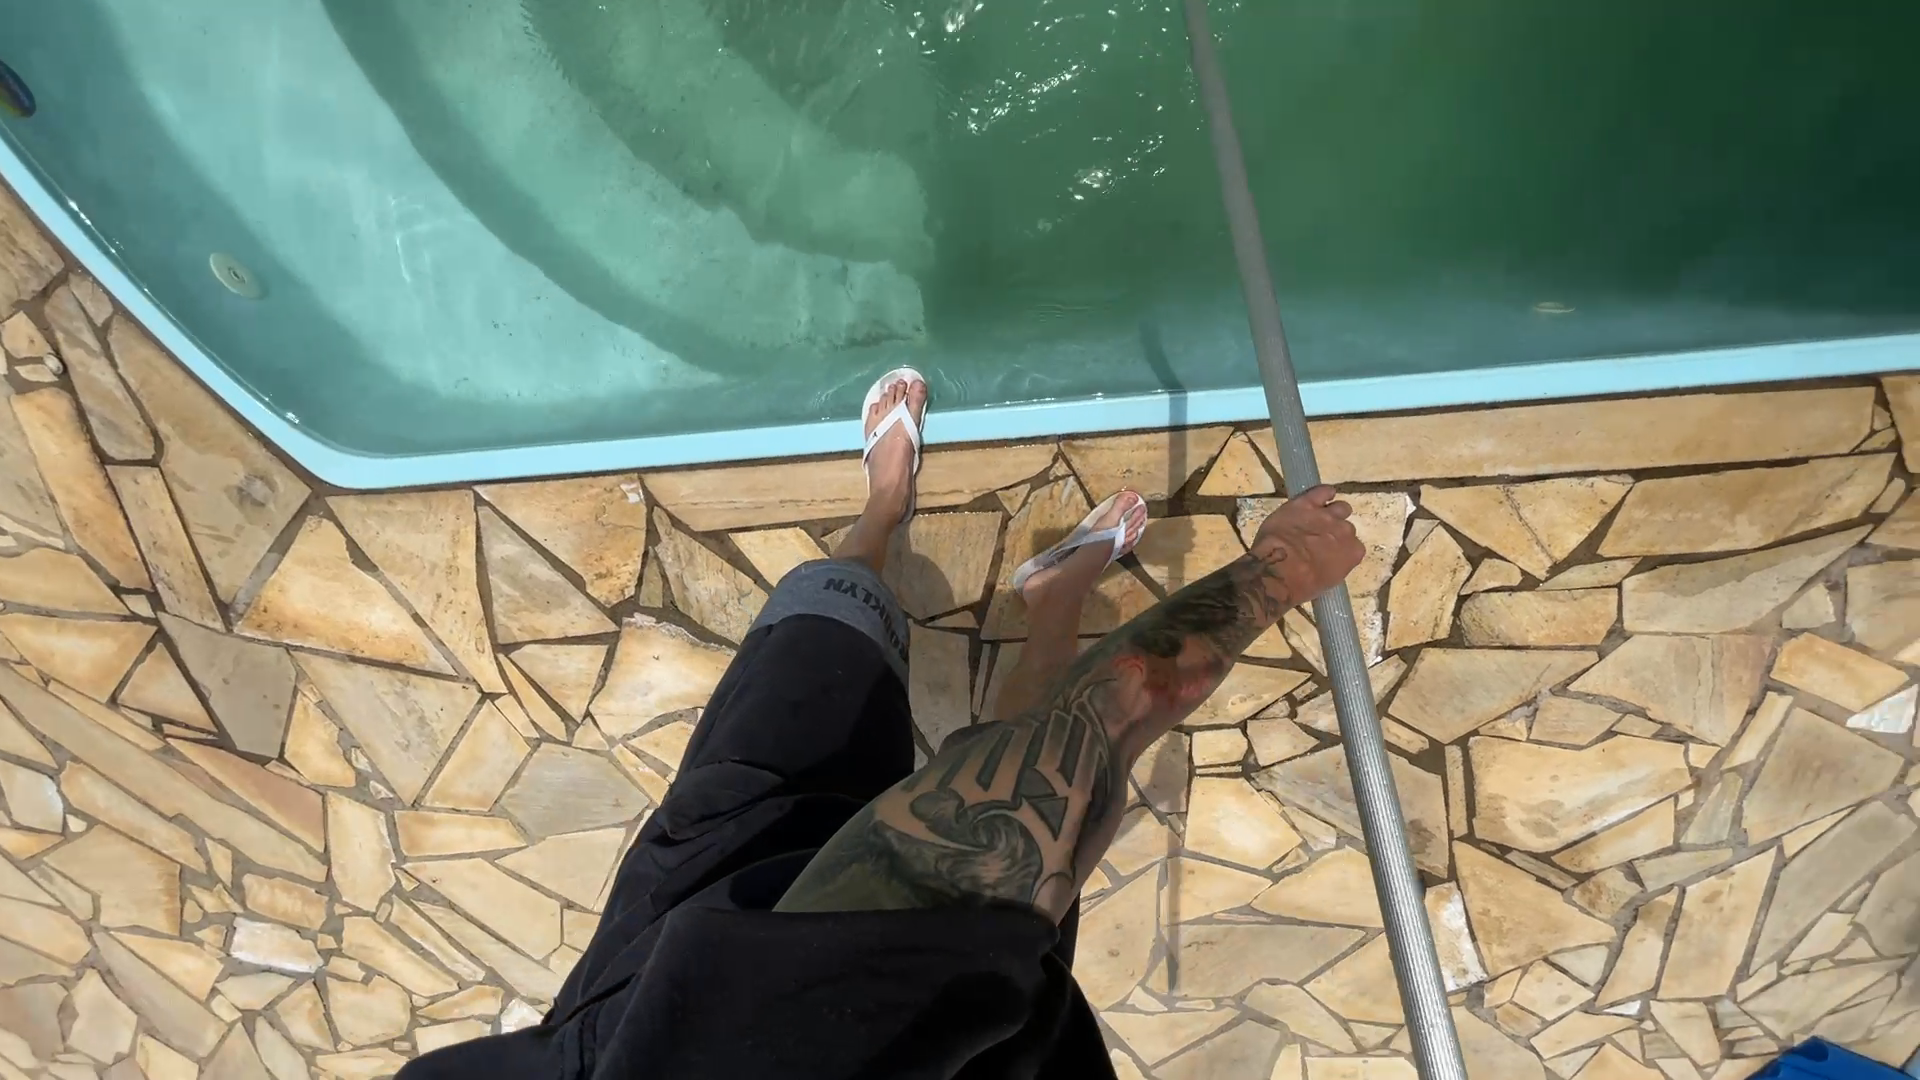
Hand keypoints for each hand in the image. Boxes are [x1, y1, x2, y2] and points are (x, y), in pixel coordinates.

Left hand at [1249, 486, 1365, 603]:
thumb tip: (1328, 560)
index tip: (1329, 551)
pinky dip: (1324, 492)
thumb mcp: (1326, 581)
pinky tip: (1321, 495)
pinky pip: (1321, 491)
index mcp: (1353, 553)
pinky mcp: (1305, 504)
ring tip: (1318, 517)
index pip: (1353, 545)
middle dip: (1334, 531)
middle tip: (1319, 536)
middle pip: (1346, 526)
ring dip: (1331, 512)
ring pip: (1340, 507)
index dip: (1340, 547)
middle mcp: (1345, 531)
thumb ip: (1334, 564)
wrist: (1279, 570)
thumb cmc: (1300, 584)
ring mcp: (1326, 515)